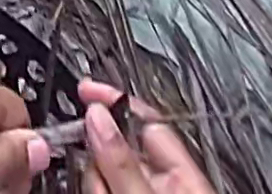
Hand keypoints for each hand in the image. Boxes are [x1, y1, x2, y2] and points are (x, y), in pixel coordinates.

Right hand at [77, 80, 211, 193]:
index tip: (86, 88)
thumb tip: (97, 113)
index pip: (146, 118)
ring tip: (100, 192)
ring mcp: (145, 193)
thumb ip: (123, 160)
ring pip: (106, 166)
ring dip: (95, 177)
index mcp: (186, 177)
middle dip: (98, 149)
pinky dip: (96, 189)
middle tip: (91, 163)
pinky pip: (103, 186)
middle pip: (118, 142)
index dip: (114, 98)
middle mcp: (167, 185)